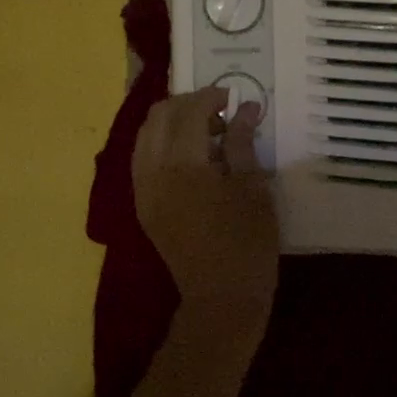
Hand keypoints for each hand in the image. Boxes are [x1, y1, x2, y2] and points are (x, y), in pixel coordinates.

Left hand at [132, 87, 278, 333]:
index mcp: (183, 165)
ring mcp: (142, 189)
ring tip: (205, 132)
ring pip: (145, 136)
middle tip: (219, 111)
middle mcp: (153, 171)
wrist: (221, 299)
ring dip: (171, 123)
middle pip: (159, 117)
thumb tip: (245, 108)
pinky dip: (161, 145)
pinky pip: (142, 160)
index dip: (210, 96)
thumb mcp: (253, 188)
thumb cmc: (248, 244)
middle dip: (187, 104)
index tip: (232, 97)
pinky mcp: (142, 205)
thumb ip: (242, 142)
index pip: (189, 112)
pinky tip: (188, 154)